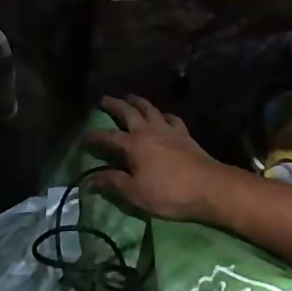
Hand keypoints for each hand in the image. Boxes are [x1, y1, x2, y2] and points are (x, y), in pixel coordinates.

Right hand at [85, 96, 233, 221]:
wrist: (209, 187)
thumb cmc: (169, 193)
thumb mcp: (136, 193)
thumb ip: (113, 183)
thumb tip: (89, 179)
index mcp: (133, 144)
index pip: (107, 137)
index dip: (93, 136)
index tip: (82, 136)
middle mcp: (147, 130)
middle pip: (127, 112)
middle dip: (114, 105)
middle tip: (103, 99)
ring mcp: (167, 129)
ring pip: (149, 108)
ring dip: (137, 101)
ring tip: (129, 97)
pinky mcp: (184, 133)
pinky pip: (171, 118)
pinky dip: (163, 114)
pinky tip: (162, 116)